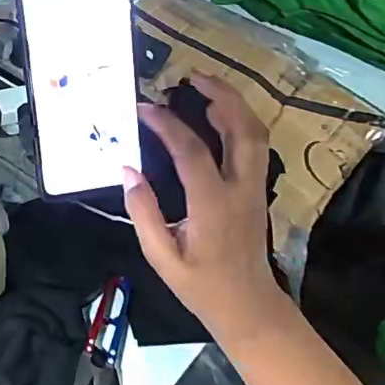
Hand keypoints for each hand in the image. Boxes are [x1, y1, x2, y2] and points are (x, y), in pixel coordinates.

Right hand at [123, 74, 292, 346]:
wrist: (248, 306)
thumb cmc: (201, 286)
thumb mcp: (162, 257)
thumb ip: (143, 212)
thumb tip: (127, 170)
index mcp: (213, 204)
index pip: (192, 151)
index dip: (166, 124)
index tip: (144, 108)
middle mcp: (240, 188)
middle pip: (242, 128)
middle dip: (220, 95)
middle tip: (192, 77)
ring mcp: (254, 187)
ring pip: (255, 133)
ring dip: (234, 103)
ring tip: (205, 87)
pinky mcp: (257, 189)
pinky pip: (255, 144)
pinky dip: (240, 120)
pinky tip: (219, 115)